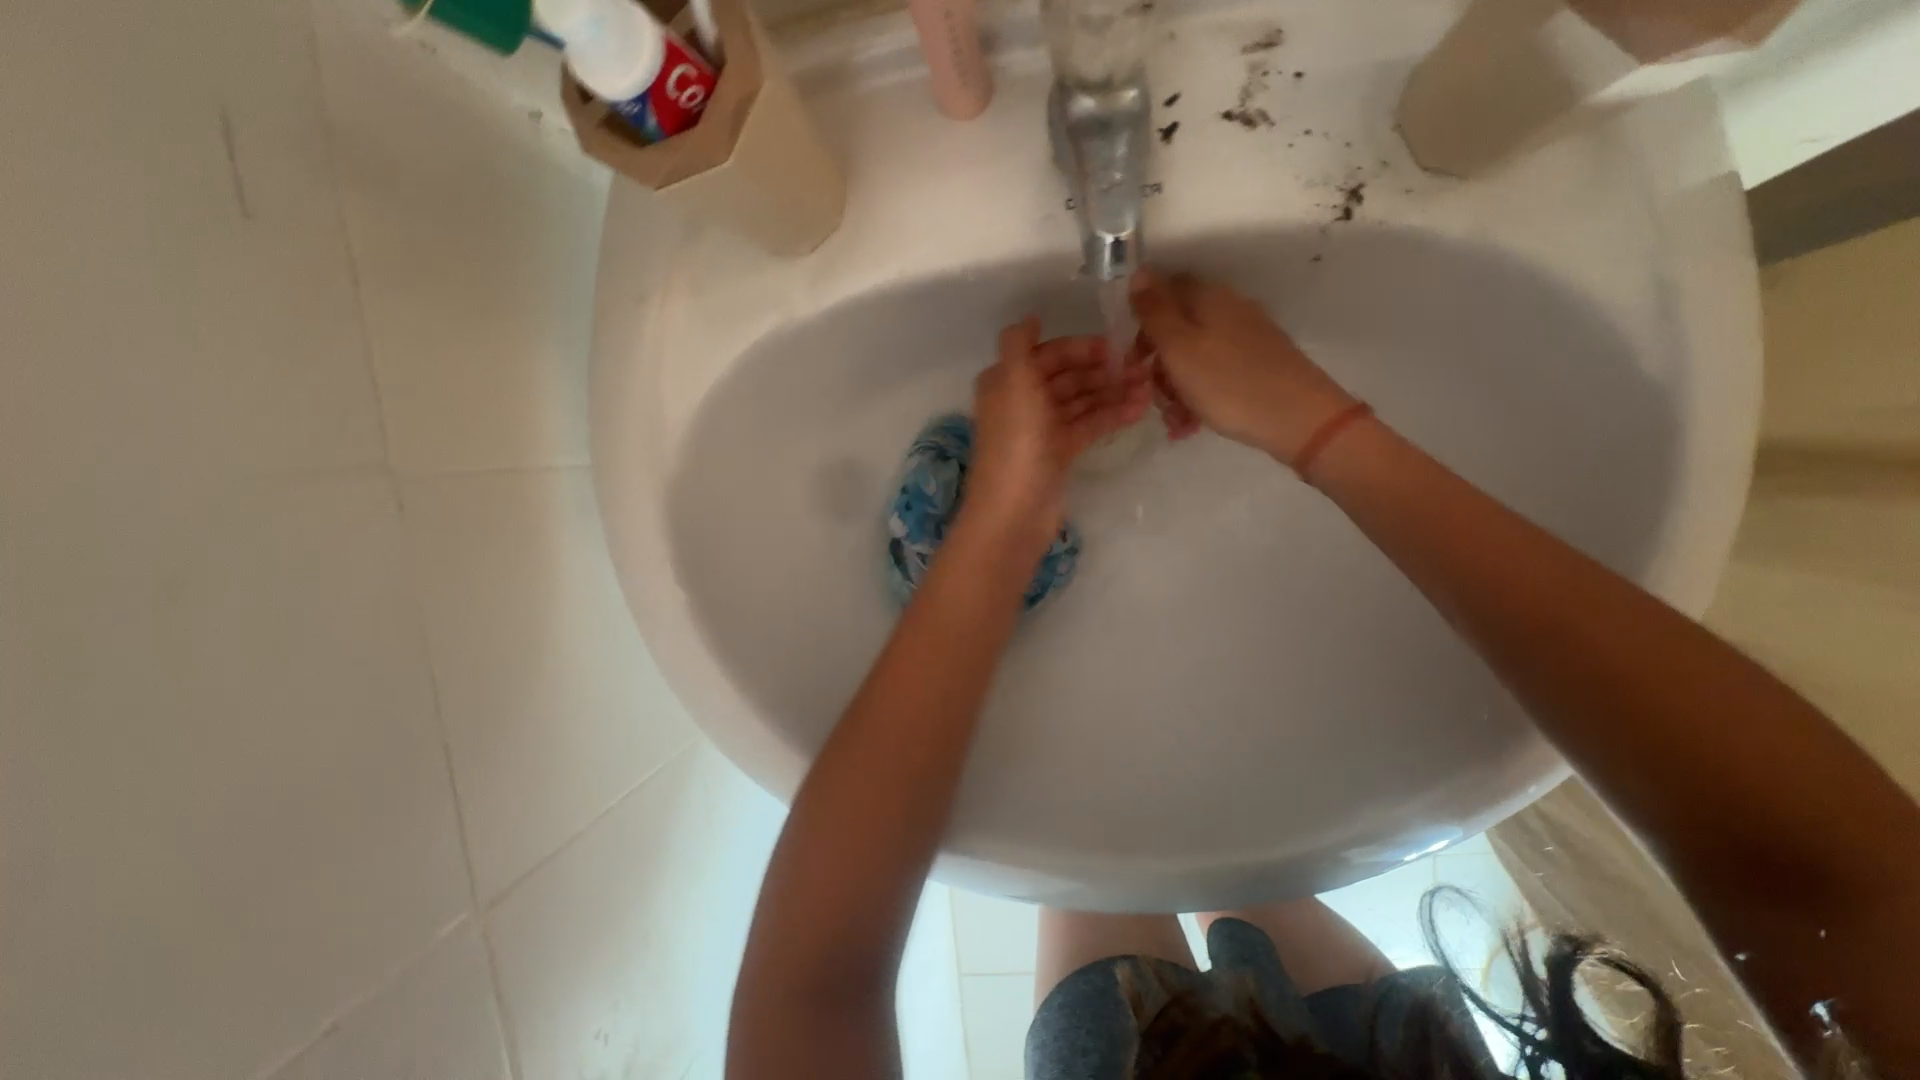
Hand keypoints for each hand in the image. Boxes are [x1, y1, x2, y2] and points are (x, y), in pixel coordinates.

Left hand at [965, 317, 1150, 546]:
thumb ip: (1018, 345)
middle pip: (1067, 377)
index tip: (1116, 347)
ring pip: (1082, 401)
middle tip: (1143, 365)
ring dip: (1113, 391)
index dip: (1079, 348)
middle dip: (1103, 370)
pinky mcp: (1060, 454)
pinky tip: (1140, 408)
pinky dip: (1111, 415)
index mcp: (1008, 382)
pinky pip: (1089, 425)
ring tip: (1150, 385)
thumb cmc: (1016, 442)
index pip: (1047, 355)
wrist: (1015, 511)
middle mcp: (1023, 401)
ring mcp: (1042, 430)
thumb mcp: (1013, 383)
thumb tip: (1031, 318)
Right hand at [1130, 269, 1356, 460]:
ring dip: (1175, 387)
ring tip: (1176, 421)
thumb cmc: (1228, 383)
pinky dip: (1199, 396)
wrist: (1297, 418)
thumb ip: (1154, 310)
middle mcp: (1228, 309)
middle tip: (1152, 394)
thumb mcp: (1179, 348)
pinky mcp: (1258, 364)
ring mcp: (1246, 337)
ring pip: (1194, 356)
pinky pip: (1215, 374)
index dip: (1141, 321)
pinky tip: (1192, 424)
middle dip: (1157, 363)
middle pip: (1177, 328)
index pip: (1163, 290)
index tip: (1133, 357)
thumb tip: (1138, 272)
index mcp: (1207, 297)